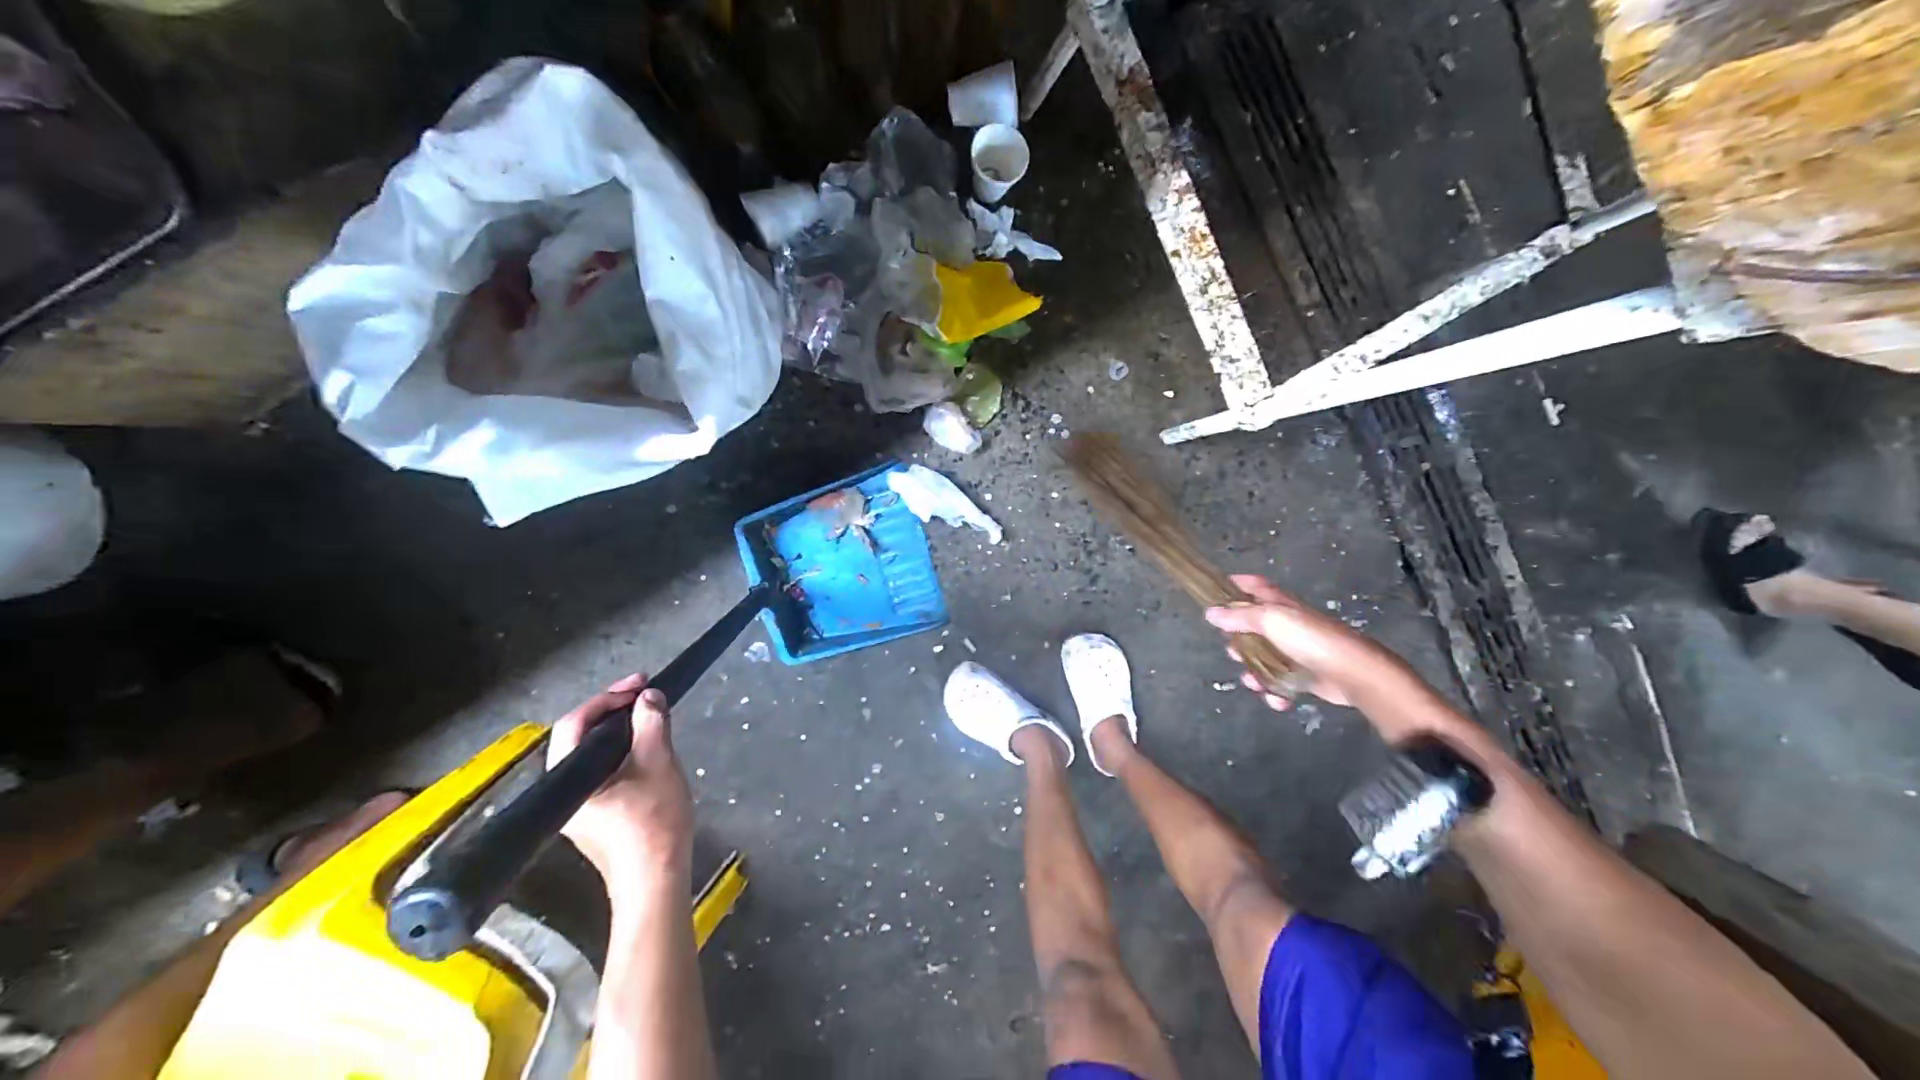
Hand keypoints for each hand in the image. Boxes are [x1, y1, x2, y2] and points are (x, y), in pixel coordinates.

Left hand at [547, 674, 694, 888]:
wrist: (656, 879)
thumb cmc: (653, 822)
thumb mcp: (658, 763)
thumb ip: (651, 723)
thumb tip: (649, 697)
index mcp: (569, 777)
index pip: (575, 723)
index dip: (607, 697)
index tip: (640, 684)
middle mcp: (566, 790)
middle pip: (581, 736)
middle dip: (614, 710)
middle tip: (645, 694)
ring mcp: (580, 805)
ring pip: (594, 753)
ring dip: (621, 730)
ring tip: (649, 714)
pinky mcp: (597, 815)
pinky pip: (604, 769)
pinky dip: (623, 750)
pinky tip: (646, 745)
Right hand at [1205, 574, 1413, 711]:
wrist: (1353, 673)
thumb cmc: (1310, 639)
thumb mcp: (1270, 620)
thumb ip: (1239, 616)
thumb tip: (1210, 612)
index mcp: (1280, 604)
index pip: (1255, 586)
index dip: (1236, 585)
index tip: (1214, 592)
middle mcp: (1288, 625)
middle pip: (1254, 627)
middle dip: (1240, 641)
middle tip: (1234, 651)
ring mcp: (1297, 651)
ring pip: (1264, 659)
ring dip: (1255, 673)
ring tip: (1254, 682)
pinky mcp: (1305, 676)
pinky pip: (1281, 683)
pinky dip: (1276, 692)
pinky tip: (1276, 698)